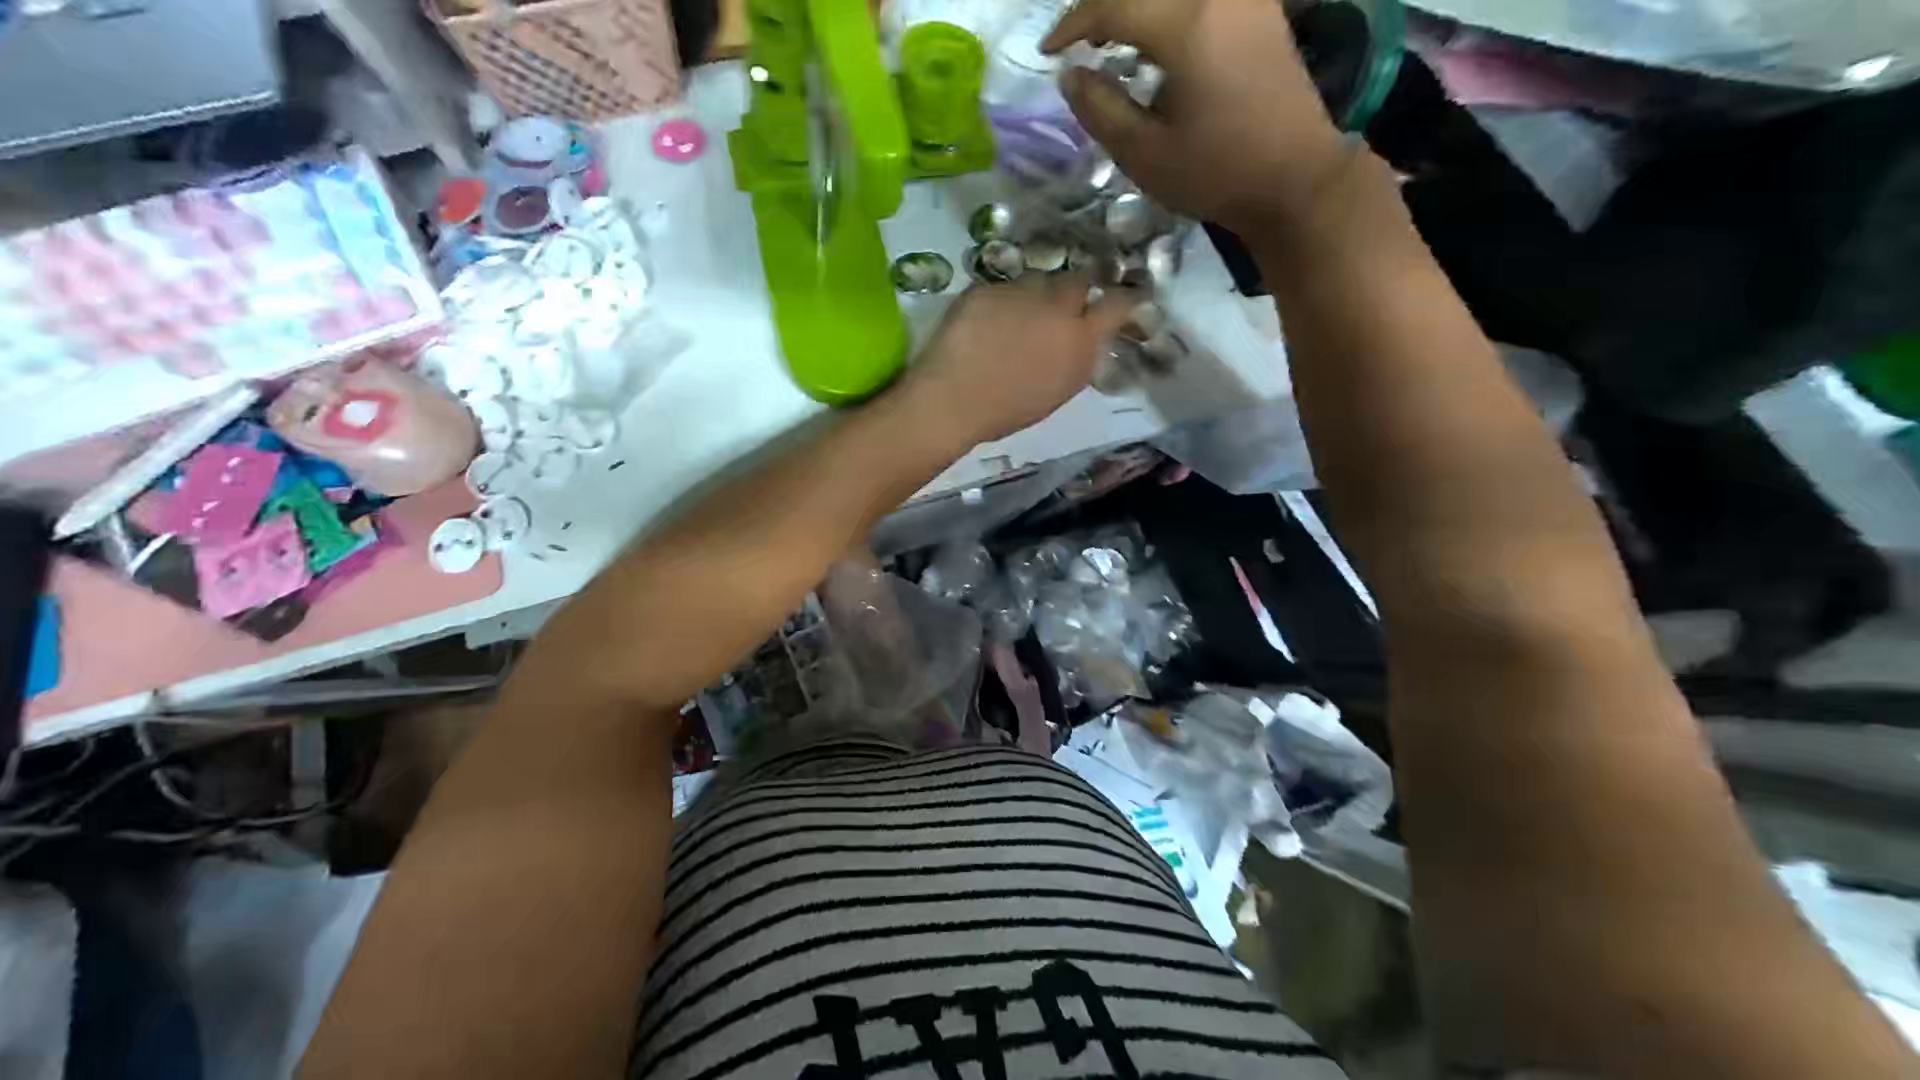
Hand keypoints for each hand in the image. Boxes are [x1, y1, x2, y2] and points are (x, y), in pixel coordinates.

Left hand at [900, 275, 1136, 443]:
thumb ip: (1078, 358)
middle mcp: (1057, 308)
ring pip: (1038, 278)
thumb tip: (1084, 339)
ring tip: (1018, 314)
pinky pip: (1002, 286)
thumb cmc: (1006, 411)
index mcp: (1081, 341)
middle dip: (1072, 288)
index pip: (1118, 303)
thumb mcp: (1057, 391)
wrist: (953, 401)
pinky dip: (999, 300)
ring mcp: (1021, 293)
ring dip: (1035, 292)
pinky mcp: (987, 287)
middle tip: (1058, 305)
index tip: (1116, 301)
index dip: (1121, 299)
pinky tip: (985, 321)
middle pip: (1077, 279)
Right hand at [1043, 0, 1355, 233]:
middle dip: (1101, 5)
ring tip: (1112, 36)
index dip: (1072, 25)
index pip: (1113, 5)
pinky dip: (1168, 10)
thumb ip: (1100, 109)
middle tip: (1078, 40)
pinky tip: (1156, 36)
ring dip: (1136, 6)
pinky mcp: (1261, 8)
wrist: (1295, 178)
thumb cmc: (1216, 173)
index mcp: (1186, 24)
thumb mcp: (1144, 153)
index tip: (1049, 53)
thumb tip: (1070, 75)